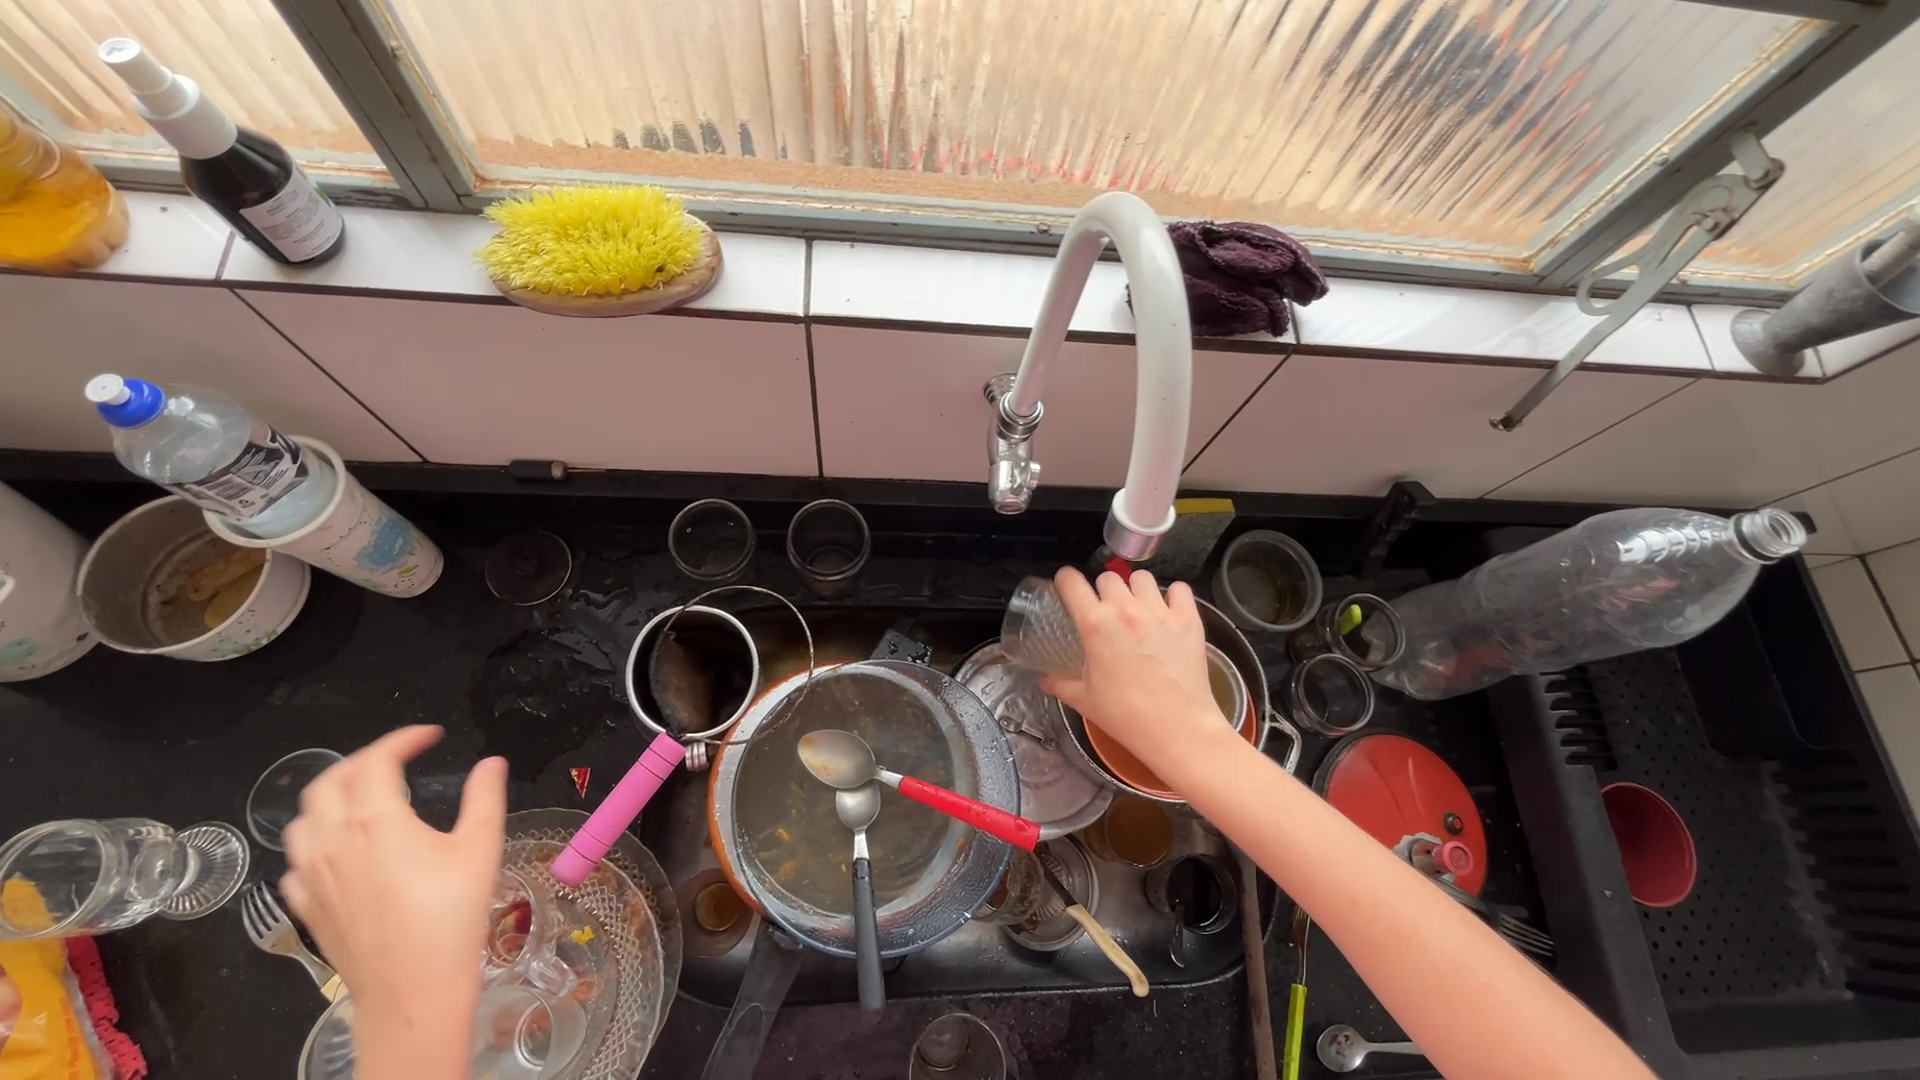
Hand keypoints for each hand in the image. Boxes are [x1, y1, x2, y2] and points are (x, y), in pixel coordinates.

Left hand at [280, 726, 505, 1043]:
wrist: (412, 988)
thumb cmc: (452, 914)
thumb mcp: (482, 847)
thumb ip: (485, 797)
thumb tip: (491, 763)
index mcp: (377, 821)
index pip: (377, 761)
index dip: (403, 739)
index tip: (430, 736)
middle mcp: (334, 841)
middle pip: (327, 783)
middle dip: (361, 760)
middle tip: (396, 758)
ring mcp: (312, 876)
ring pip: (302, 820)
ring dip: (331, 797)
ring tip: (364, 797)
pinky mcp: (306, 907)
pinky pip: (297, 861)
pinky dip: (316, 840)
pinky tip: (341, 850)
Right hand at [1041, 568, 1225, 779]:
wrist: (1177, 728)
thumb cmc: (1126, 716)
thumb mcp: (1086, 700)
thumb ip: (1062, 685)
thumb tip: (1045, 681)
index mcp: (1095, 624)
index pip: (1072, 582)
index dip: (1065, 580)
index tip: (1067, 586)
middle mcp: (1125, 609)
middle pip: (1108, 577)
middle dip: (1103, 590)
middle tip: (1107, 610)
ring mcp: (1159, 611)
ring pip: (1142, 578)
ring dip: (1136, 589)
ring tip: (1139, 608)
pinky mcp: (1188, 619)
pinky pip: (1180, 589)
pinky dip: (1173, 596)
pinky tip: (1169, 611)